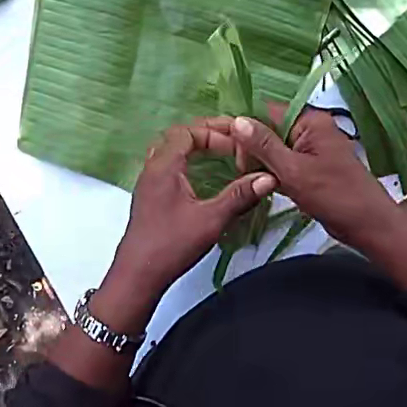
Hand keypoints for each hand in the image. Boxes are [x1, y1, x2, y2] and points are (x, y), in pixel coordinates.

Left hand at [93, 122, 277, 331]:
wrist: (138, 274)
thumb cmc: (171, 245)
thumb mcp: (211, 219)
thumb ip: (239, 196)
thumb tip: (268, 178)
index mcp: (163, 166)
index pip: (187, 132)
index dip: (214, 133)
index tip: (236, 145)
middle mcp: (152, 169)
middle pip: (178, 137)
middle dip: (206, 135)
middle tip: (232, 140)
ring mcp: (148, 183)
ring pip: (171, 152)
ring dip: (195, 148)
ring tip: (222, 154)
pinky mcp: (150, 197)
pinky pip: (168, 167)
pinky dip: (188, 163)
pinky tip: (205, 177)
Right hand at [223, 105, 406, 290]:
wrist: (368, 224)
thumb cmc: (335, 196)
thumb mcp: (293, 170)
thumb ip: (264, 145)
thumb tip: (237, 121)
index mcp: (310, 121)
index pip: (266, 112)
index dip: (245, 128)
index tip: (228, 148)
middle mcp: (310, 129)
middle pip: (268, 129)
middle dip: (251, 148)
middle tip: (242, 170)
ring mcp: (310, 148)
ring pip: (273, 148)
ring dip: (260, 162)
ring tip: (248, 177)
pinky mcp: (310, 166)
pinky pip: (282, 162)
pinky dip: (271, 172)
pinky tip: (261, 183)